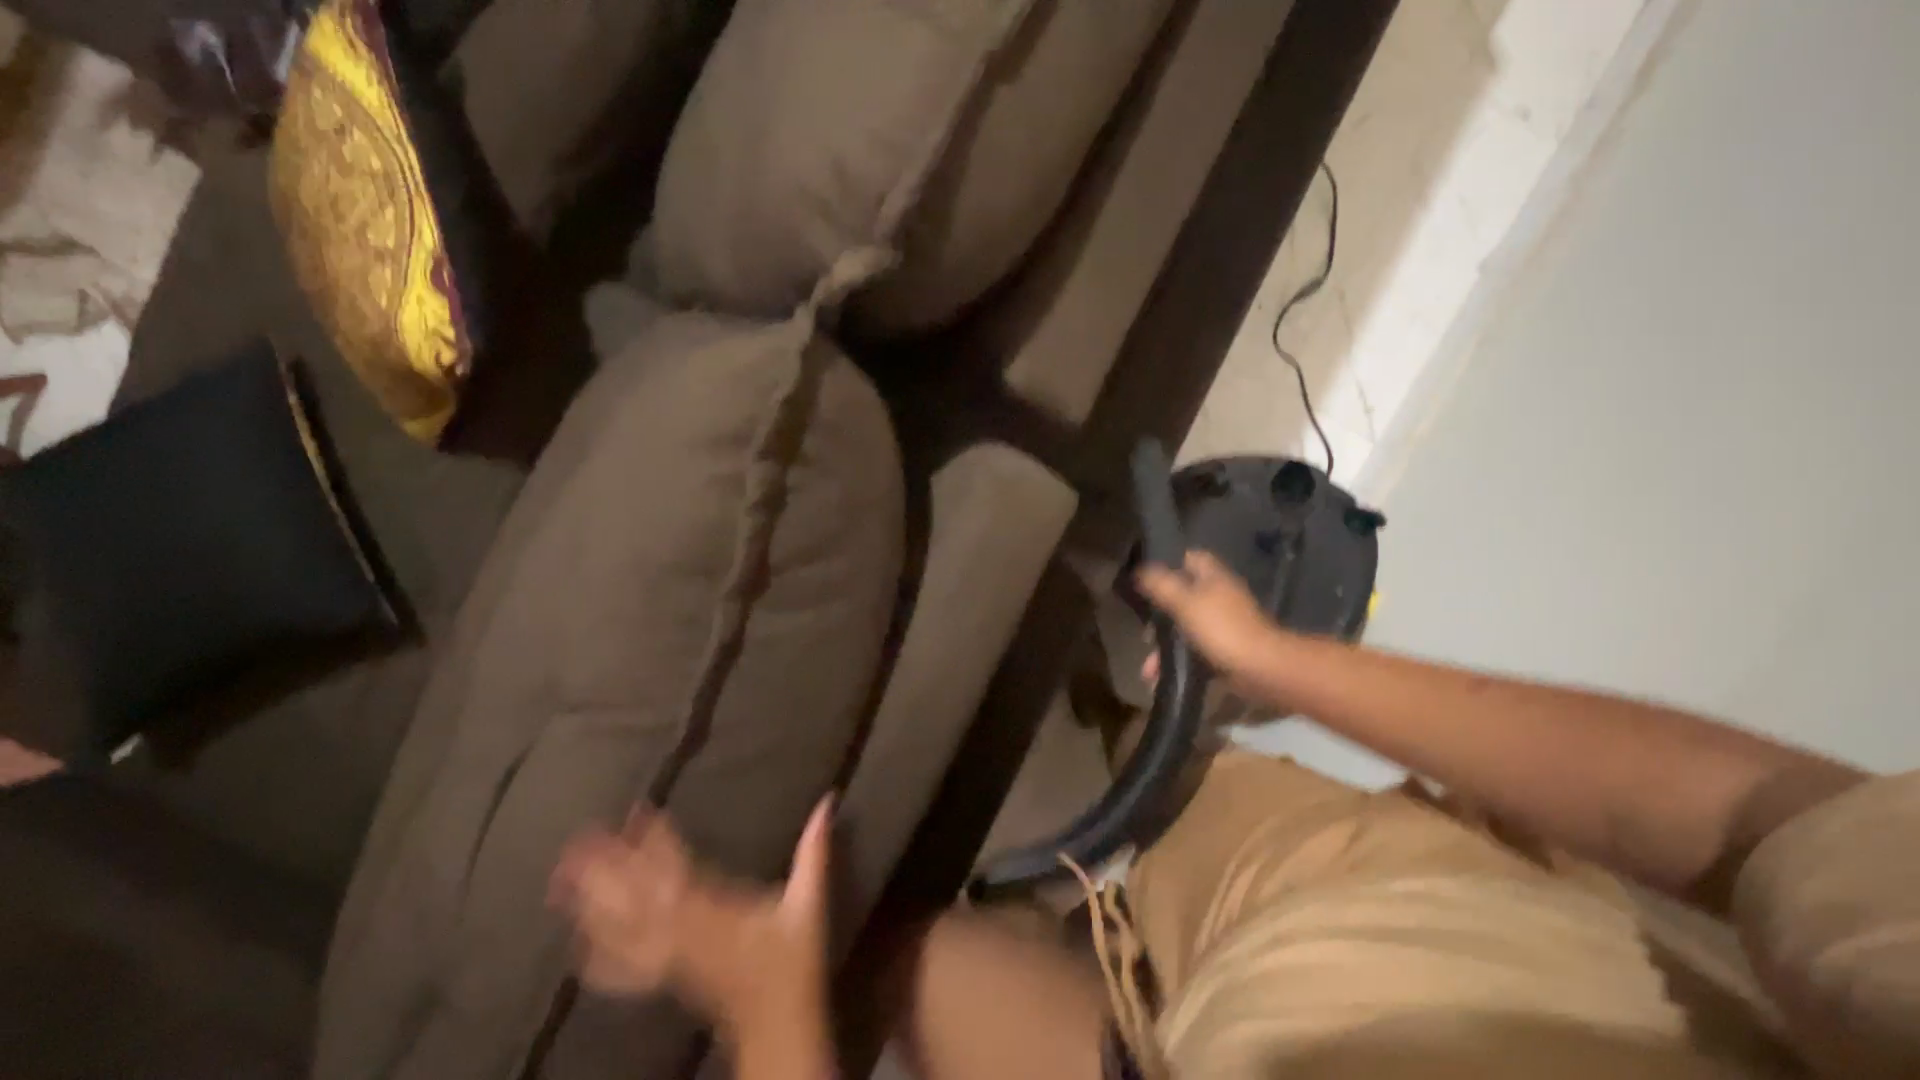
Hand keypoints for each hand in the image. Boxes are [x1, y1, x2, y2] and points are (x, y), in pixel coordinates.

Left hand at [551, 797, 834, 1041]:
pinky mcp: (666, 978)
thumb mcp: (808, 904)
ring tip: (561, 881)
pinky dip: (599, 957)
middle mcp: (685, 933)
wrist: (777, 1026)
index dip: (656, 840)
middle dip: (606, 871)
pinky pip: (625, 969)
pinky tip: (577, 946)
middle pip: (637, 899)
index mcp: (717, 910)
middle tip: (576, 841)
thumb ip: (814, 853)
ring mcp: (671, 959)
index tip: (638, 810)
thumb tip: (827, 803)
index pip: (678, 870)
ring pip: (624, 930)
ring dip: (592, 906)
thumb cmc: (793, 961)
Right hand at [1136, 551, 1280, 691]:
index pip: (1190, 558)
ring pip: (1186, 628)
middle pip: (1183, 597)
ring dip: (1165, 647)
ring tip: (1148, 670)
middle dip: (1160, 616)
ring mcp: (1223, 624)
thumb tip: (1140, 570)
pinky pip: (1194, 653)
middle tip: (1145, 632)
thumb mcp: (1185, 602)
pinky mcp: (1224, 649)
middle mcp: (1219, 597)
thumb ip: (1162, 585)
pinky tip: (1160, 679)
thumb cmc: (1221, 628)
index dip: (1169, 563)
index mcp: (1213, 578)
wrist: (1260, 669)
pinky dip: (1178, 663)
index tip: (1147, 578)